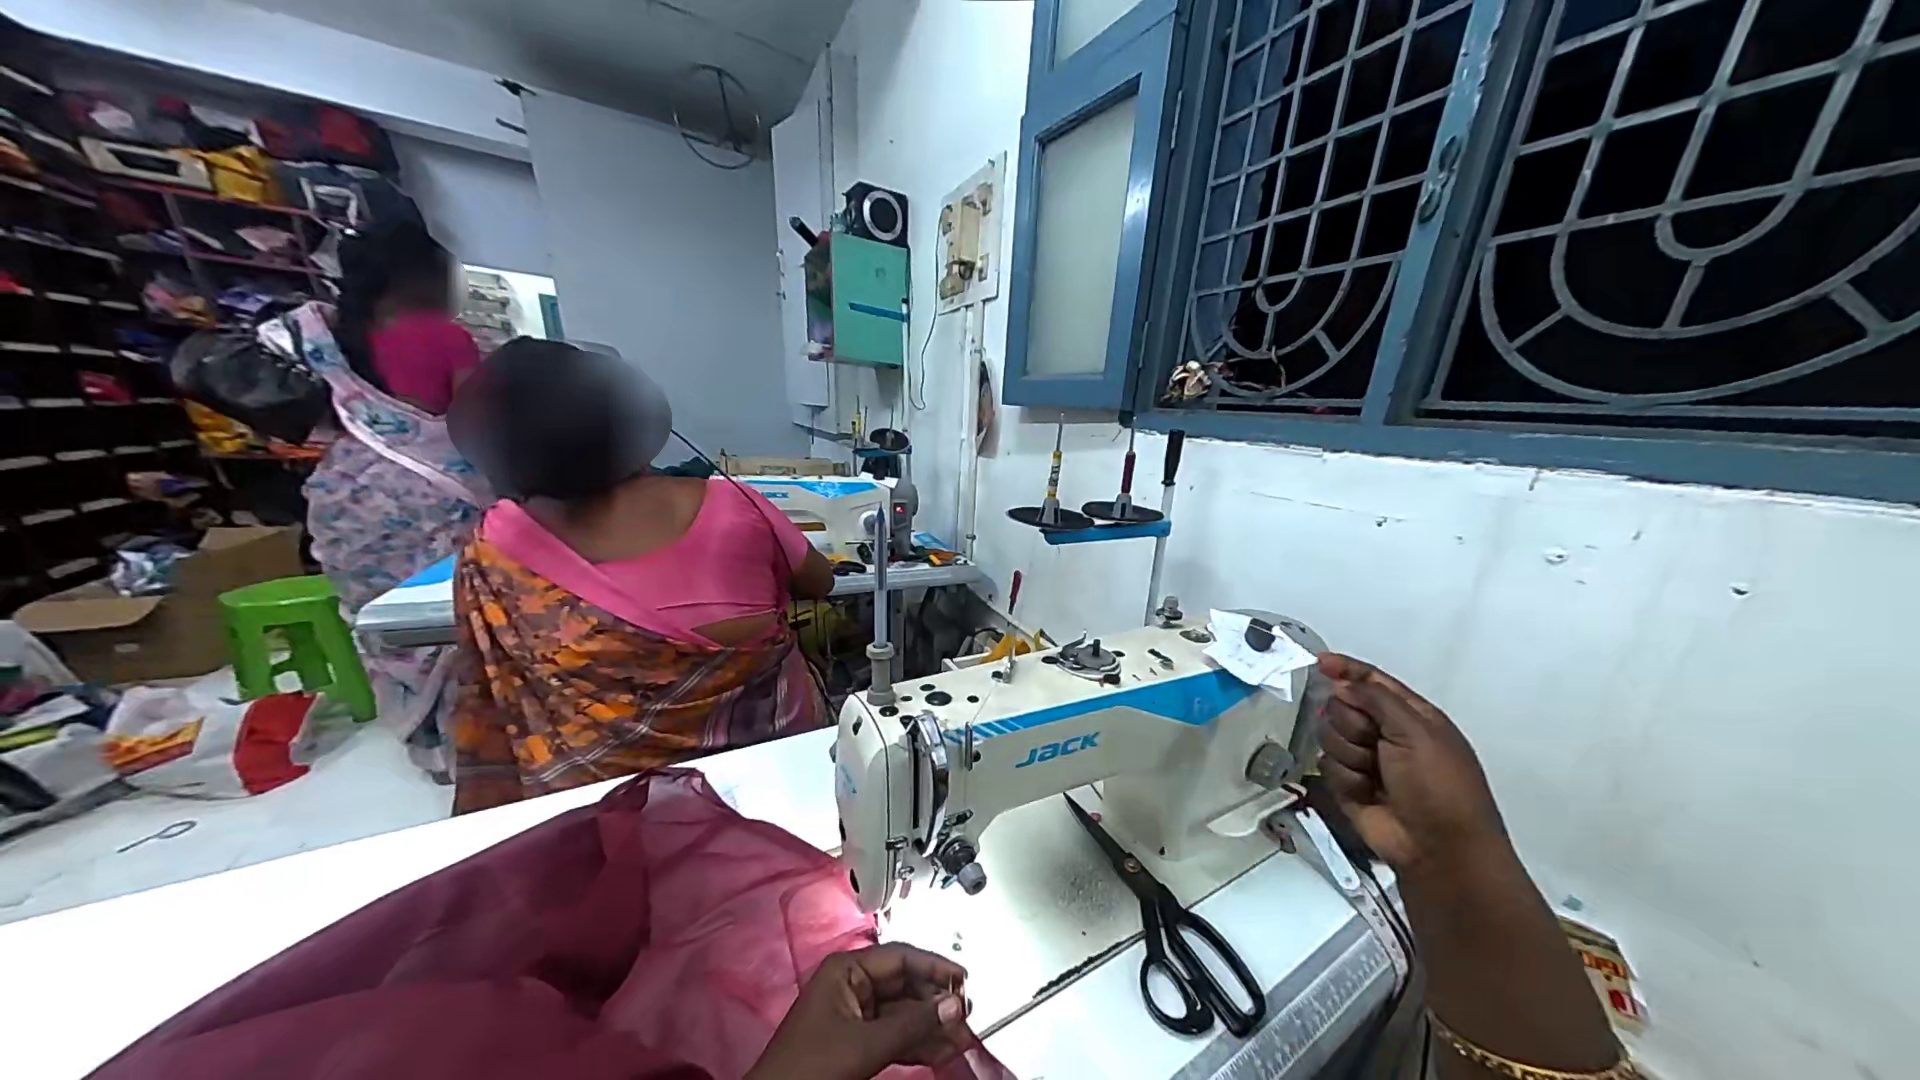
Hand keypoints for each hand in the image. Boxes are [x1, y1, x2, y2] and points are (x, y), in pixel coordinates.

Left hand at [745, 944, 972, 1079]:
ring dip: (931, 1025)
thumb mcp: (865, 1044)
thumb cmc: (809, 1069)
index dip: (934, 966)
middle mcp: (851, 984)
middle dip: (936, 1001)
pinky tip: (940, 1048)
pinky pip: (894, 1034)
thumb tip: (954, 1004)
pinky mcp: (855, 1042)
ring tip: (962, 1036)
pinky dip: (917, 1042)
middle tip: (968, 1013)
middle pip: (904, 983)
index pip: (900, 956)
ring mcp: (853, 1014)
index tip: (964, 978)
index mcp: (846, 969)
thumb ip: (913, 1024)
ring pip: (902, 1012)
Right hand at [1314, 653, 1508, 876]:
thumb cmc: (1440, 786)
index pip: (1371, 680)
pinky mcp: (1348, 782)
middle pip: (1341, 705)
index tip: (1320, 662)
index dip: (1345, 669)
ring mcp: (1366, 758)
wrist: (1439, 848)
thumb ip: (1377, 699)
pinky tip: (1366, 792)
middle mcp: (1385, 732)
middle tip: (1372, 741)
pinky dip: (1345, 777)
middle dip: (1350, 721)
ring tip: (1372, 773)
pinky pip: (1327, 764)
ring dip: (1349, 752)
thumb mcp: (1418, 733)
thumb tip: (1341, 683)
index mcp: (1411, 715)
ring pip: (1330, 734)